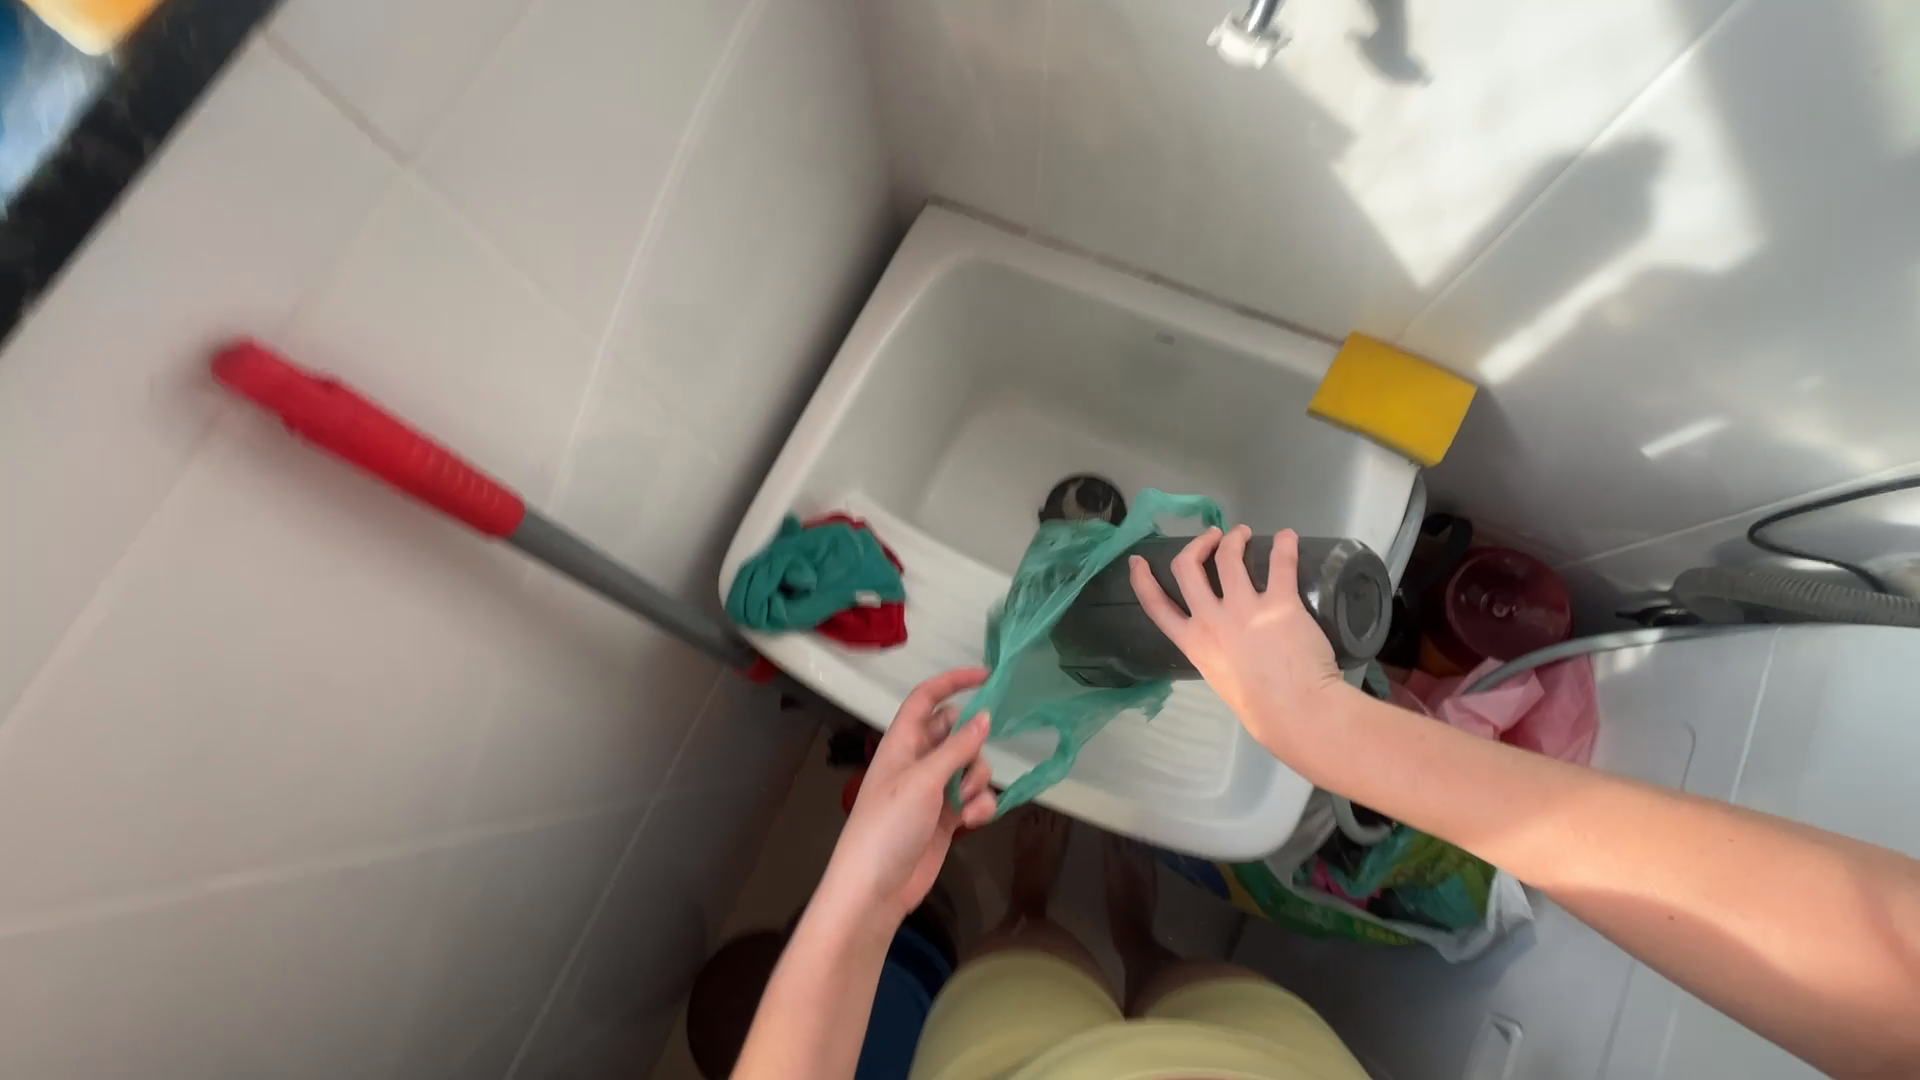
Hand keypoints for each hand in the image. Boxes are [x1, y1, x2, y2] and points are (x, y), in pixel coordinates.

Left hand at [818, 667, 997, 924]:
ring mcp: (933, 789)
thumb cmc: (888, 826)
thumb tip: (985, 716)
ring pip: (971, 766)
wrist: (875, 890)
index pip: (927, 698)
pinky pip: (974, 797)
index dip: (953, 682)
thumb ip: (957, 748)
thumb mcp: (923, 780)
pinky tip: (972, 822)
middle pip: (957, 732)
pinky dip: (980, 806)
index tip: (987, 676)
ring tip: (963, 804)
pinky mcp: (946, 817)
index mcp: (902, 742)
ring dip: (977, 781)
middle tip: (969, 764)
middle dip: (972, 745)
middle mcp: (918, 760)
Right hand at [1128, 525, 1351, 760]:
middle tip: (1213, 538)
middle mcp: (1211, 620)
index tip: (1138, 561)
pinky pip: (1280, 565)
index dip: (1142, 580)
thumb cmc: (1259, 707)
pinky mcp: (1279, 603)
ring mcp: (1244, 609)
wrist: (1297, 712)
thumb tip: (1223, 640)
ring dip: (1233, 539)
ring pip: (1228, 558)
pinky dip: (1284, 546)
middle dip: (1197, 545)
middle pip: (1188, 568)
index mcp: (1192, 642)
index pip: (1156, 605)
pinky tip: (1287, 537)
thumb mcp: (1218, 676)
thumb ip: (1213, 651)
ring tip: (1242, 533)